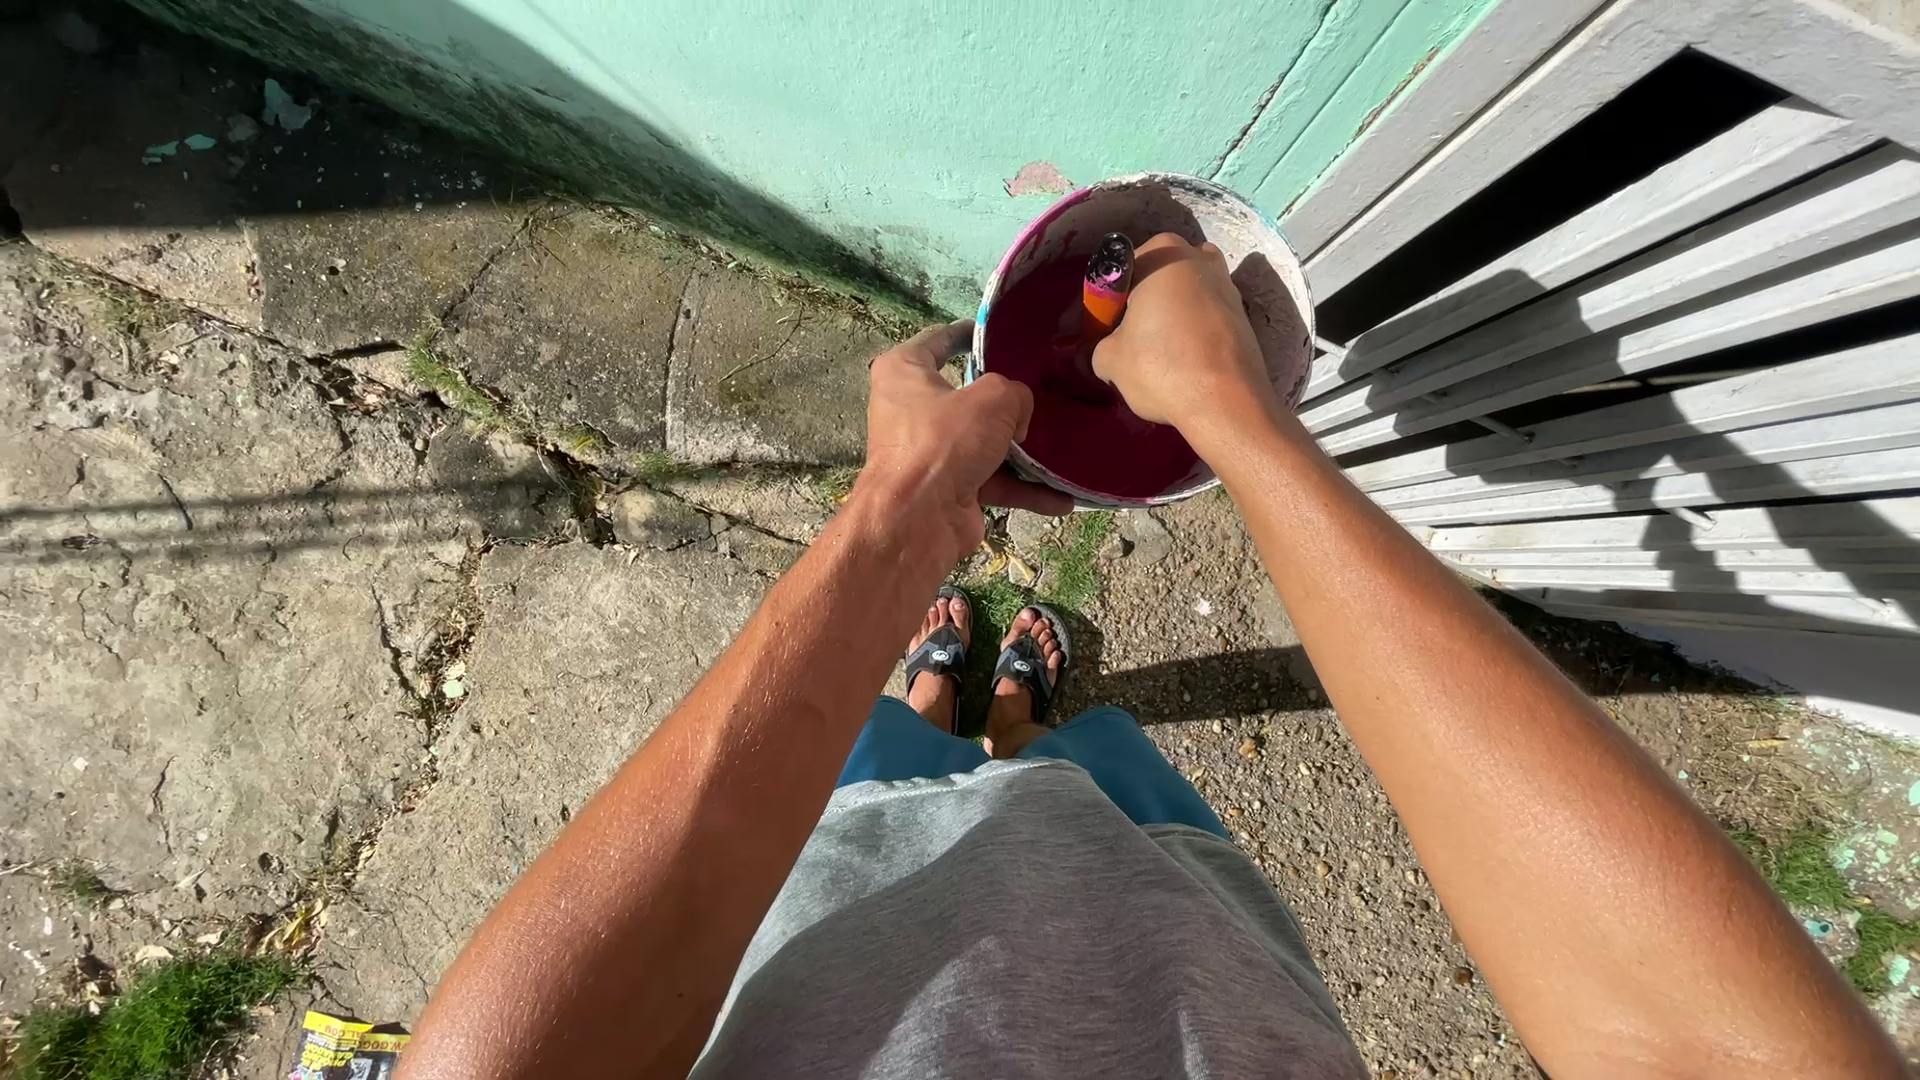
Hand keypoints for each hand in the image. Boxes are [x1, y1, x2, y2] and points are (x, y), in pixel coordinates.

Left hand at [857, 320, 1072, 561]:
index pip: (939, 340)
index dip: (971, 333)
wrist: (919, 519)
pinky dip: (1026, 490)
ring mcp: (931, 453)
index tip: (1002, 332)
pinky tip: (1063, 497)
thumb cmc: (945, 440)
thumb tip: (1018, 416)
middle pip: (968, 396)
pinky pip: (994, 483)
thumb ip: (1015, 392)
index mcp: (904, 372)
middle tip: (1045, 390)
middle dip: (1006, 399)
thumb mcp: (993, 397)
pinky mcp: (949, 489)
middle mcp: (912, 410)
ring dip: (1023, 452)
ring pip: (984, 443)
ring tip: (1064, 445)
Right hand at [1091, 233, 1277, 439]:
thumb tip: (1108, 349)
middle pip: (1153, 281)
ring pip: (1181, 298)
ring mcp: (1227, 284)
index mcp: (1162, 254)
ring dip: (1165, 318)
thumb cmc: (1160, 367)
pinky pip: (1203, 318)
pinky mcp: (1242, 315)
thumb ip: (1100, 345)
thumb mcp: (1108, 359)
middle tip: (1121, 340)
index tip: (1092, 332)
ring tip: (1152, 352)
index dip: (1099, 307)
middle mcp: (1199, 257)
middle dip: (1136, 306)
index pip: (1116, 274)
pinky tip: (1179, 361)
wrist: (1225, 402)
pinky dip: (1188, 333)